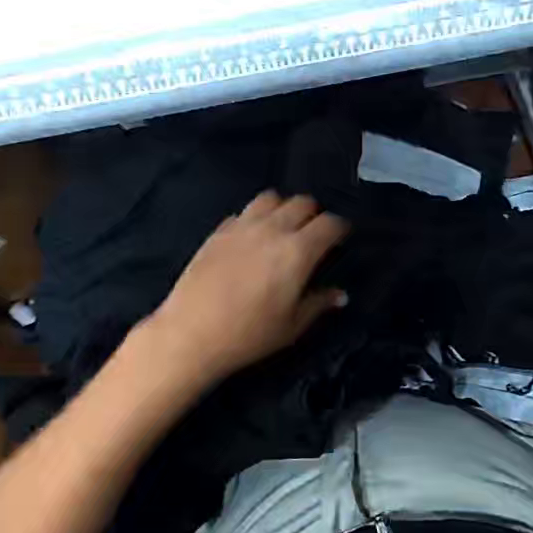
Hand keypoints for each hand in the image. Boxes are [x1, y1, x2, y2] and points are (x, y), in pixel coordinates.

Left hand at [143, 191, 350, 382]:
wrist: (190, 335)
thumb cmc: (249, 335)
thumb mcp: (292, 326)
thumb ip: (319, 303)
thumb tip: (340, 295)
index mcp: (298, 251)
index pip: (330, 223)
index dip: (340, 228)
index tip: (341, 239)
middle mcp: (272, 230)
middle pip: (302, 202)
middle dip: (314, 214)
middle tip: (314, 234)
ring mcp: (242, 226)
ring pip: (271, 198)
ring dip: (283, 208)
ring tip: (282, 228)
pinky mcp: (218, 232)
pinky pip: (242, 213)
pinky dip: (253, 219)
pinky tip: (251, 239)